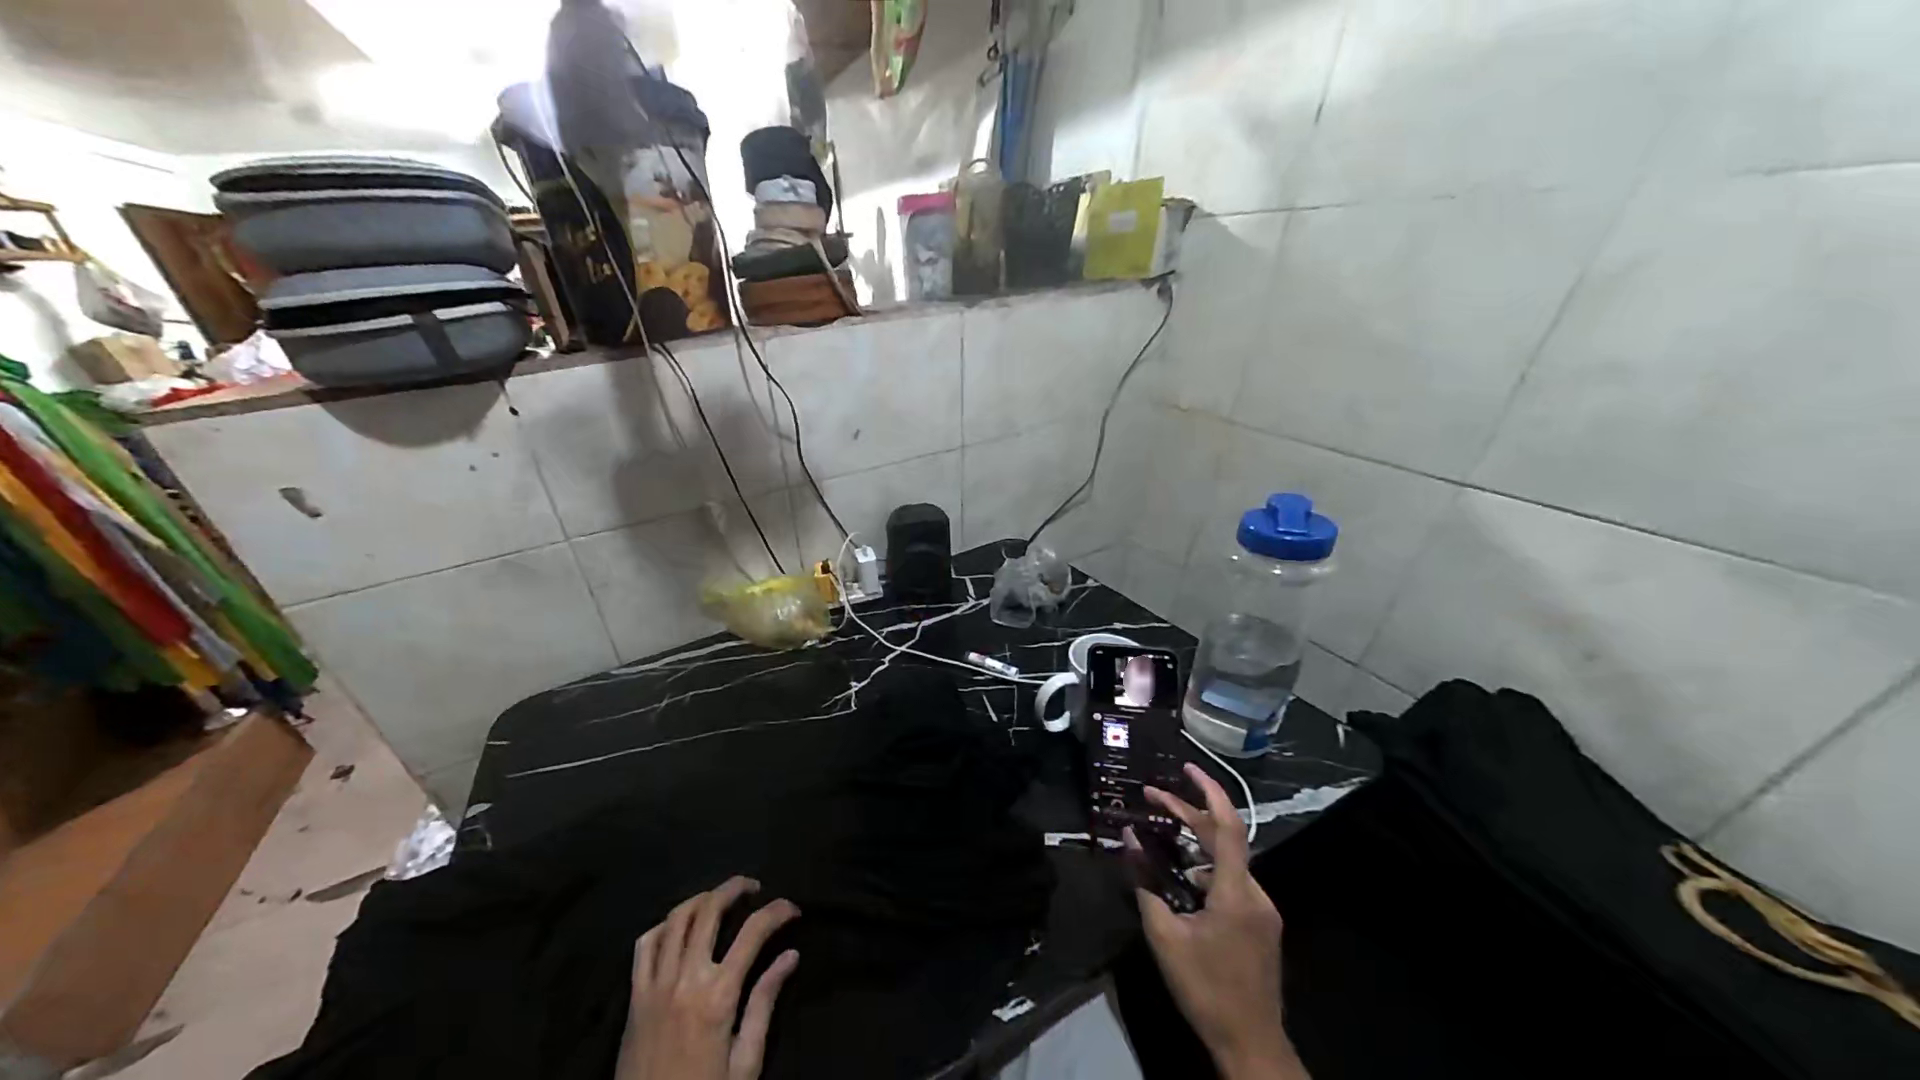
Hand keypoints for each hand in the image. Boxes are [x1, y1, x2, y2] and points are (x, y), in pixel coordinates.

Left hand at [615, 876, 800, 1079]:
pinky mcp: (633, 997)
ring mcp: (655, 985)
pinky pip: (645, 944)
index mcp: (719, 995)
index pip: (753, 932)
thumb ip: (764, 1002)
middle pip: (710, 909)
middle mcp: (685, 979)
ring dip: (701, 899)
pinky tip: (680, 926)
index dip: (777, 911)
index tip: (793, 909)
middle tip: (754, 887)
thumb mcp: (745, 1061)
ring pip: (676, 919)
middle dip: (735, 888)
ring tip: (720, 898)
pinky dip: (664, 925)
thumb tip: (790, 955)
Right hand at [1130, 763, 1308, 1079]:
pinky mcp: (1261, 924)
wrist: (1250, 1043)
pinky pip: (1232, 882)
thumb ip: (1145, 884)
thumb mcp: (1164, 936)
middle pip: (1223, 838)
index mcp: (1235, 892)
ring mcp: (1263, 909)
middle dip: (1188, 813)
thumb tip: (1128, 842)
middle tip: (1152, 797)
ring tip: (1160, 836)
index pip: (1227, 826)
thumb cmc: (1205, 988)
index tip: (1187, 767)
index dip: (1209, 791)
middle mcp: (1255, 893)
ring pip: (1227, 861)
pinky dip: (1205, 868)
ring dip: (1195, 843)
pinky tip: (1182, 879)